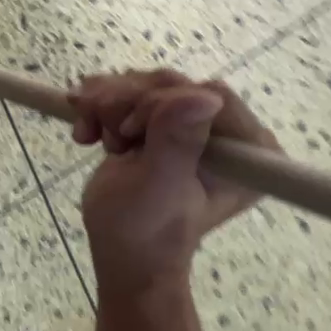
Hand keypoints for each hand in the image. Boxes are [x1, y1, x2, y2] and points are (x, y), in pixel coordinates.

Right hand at [69, 70, 280, 295]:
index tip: (127, 133)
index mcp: (246, 150)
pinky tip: (85, 131)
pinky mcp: (156, 126)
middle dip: (123, 103)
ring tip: (92, 137)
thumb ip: (178, 141)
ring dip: (103, 104)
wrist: (121, 246)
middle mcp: (226, 134)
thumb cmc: (145, 227)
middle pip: (168, 84)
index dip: (159, 103)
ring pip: (140, 84)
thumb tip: (203, 95)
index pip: (207, 95)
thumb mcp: (158, 186)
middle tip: (106, 138)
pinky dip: (93, 105)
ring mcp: (189, 128)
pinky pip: (121, 93)